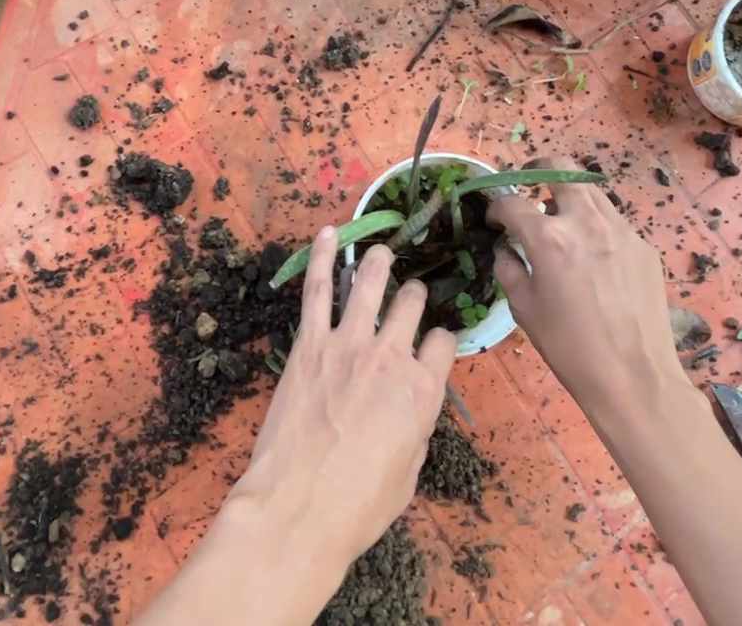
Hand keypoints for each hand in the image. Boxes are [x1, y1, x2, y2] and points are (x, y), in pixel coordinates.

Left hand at [226, 227, 457, 567]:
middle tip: (410, 294)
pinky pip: (318, 290)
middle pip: (411, 305)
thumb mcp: (409, 471)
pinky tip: (327, 234)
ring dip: (378, 262)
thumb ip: (416, 425)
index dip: (440, 341)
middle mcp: (391, 356)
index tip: (434, 344)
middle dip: (414, 296)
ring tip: (382, 251)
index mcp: (423, 390)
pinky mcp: (309, 344)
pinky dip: (322, 258)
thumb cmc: (359, 505)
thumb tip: (413, 406)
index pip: (442, 343)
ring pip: (369, 285)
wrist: (299, 507)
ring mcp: (348, 344)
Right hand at [488, 157, 679, 421]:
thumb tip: (506, 248)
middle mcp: (586, 222)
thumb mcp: (524, 308)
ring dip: (567, 194)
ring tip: (559, 220)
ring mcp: (621, 230)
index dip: (496, 207)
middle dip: (536, 169)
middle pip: (559, 167)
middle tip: (527, 187)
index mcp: (549, 238)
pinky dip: (594, 223)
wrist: (634, 377)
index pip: (512, 202)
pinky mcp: (643, 245)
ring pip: (590, 189)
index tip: (494, 219)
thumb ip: (508, 268)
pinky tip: (591, 253)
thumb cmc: (569, 347)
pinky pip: (612, 219)